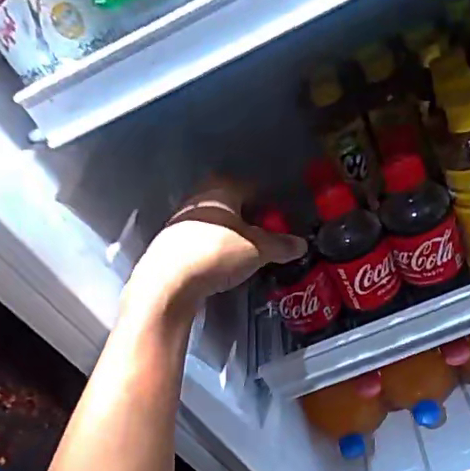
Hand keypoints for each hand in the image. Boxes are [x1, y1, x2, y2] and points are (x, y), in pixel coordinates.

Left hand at [125, 177, 305, 315]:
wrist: (169, 282)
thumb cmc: (216, 253)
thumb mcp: (257, 250)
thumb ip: (280, 246)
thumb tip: (300, 245)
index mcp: (221, 189)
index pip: (252, 187)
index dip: (269, 204)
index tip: (280, 221)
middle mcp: (198, 199)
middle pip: (231, 206)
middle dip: (248, 221)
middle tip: (265, 240)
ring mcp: (180, 222)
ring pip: (214, 225)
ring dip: (230, 237)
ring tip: (245, 257)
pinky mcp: (170, 246)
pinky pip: (200, 243)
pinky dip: (213, 251)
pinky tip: (220, 268)